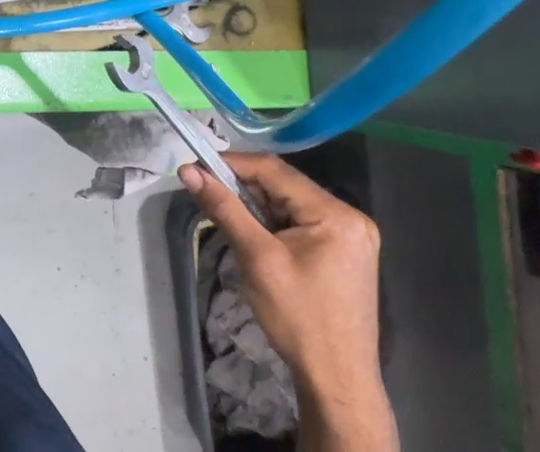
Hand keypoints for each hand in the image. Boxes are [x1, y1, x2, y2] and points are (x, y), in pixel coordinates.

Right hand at [182, 154, 395, 448]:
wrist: (337, 375)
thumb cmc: (297, 316)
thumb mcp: (256, 257)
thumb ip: (224, 208)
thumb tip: (187, 170)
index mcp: (336, 214)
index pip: (275, 171)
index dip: (231, 164)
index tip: (194, 168)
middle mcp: (351, 217)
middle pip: (284, 185)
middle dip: (242, 188)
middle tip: (207, 197)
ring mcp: (352, 235)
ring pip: (290, 203)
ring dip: (256, 207)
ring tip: (229, 222)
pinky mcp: (345, 252)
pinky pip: (301, 222)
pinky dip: (273, 224)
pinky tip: (255, 239)